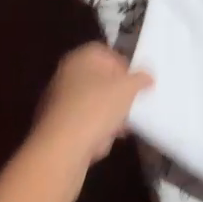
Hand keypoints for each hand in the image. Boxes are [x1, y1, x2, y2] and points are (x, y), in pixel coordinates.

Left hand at [33, 42, 153, 163]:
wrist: (61, 149)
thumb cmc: (96, 108)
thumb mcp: (128, 89)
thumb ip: (140, 79)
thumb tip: (147, 76)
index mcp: (81, 57)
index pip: (107, 53)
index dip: (125, 66)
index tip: (137, 83)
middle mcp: (66, 74)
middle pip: (99, 79)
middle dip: (117, 93)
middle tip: (132, 105)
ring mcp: (58, 100)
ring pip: (91, 103)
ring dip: (107, 114)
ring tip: (122, 127)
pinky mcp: (55, 125)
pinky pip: (81, 122)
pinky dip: (93, 129)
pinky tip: (103, 141)